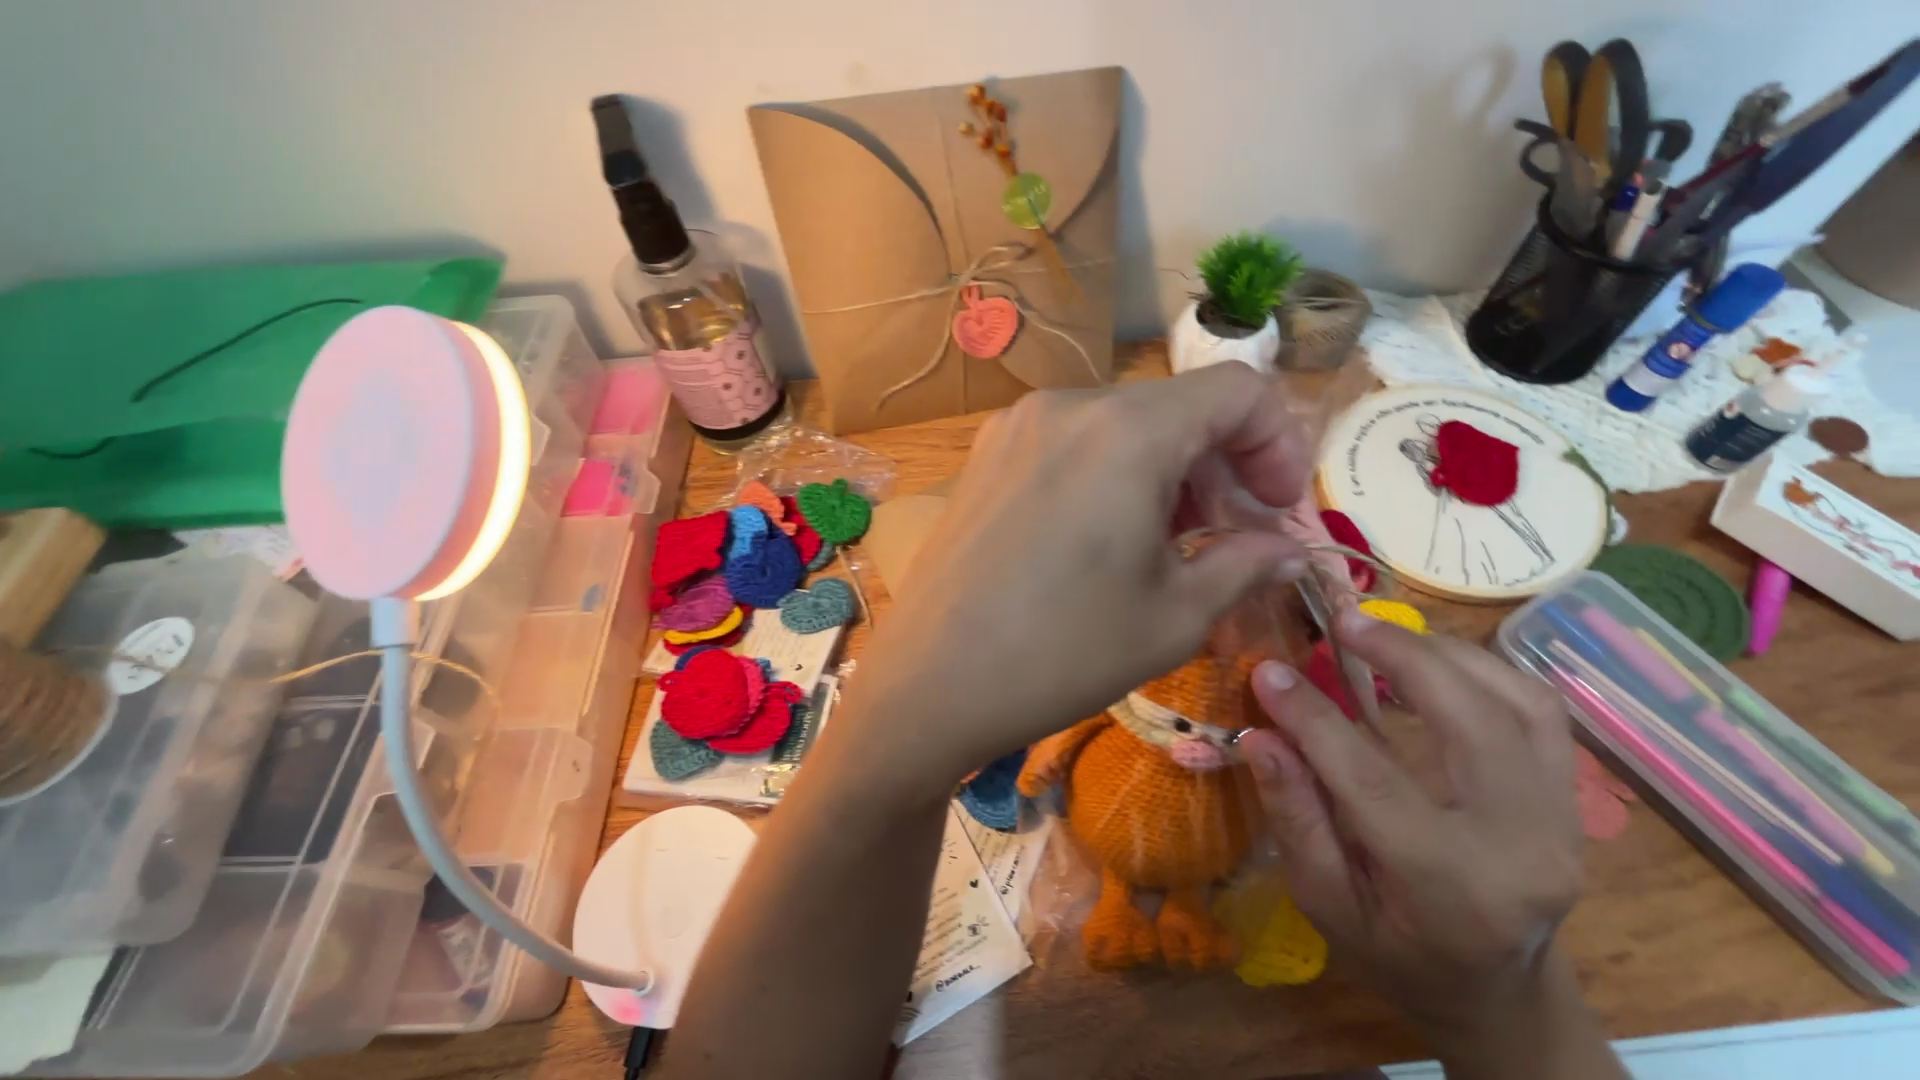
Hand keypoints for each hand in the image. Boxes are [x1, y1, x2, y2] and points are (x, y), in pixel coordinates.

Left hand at [833, 363, 1313, 798]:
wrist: (929, 685)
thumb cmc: (1062, 653)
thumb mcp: (1173, 617)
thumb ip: (1245, 564)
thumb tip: (1287, 547)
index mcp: (1128, 431)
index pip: (1238, 391)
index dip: (1279, 444)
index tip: (1277, 511)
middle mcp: (1069, 406)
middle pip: (1179, 407)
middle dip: (1224, 466)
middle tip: (1233, 539)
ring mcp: (1017, 427)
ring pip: (1124, 425)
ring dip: (1169, 472)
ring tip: (1172, 545)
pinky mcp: (986, 457)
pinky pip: (1073, 444)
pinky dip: (1113, 474)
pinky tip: (1107, 538)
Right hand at [1237, 609, 1586, 1036]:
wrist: (1496, 989)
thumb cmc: (1396, 954)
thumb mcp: (1326, 902)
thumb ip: (1296, 818)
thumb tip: (1261, 737)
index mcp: (1451, 885)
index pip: (1372, 780)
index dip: (1314, 719)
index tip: (1268, 672)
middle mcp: (1524, 844)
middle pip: (1471, 722)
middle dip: (1403, 656)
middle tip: (1343, 621)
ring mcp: (1564, 817)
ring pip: (1520, 701)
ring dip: (1448, 653)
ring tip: (1384, 633)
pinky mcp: (1573, 796)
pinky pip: (1540, 709)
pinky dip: (1486, 669)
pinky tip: (1435, 659)